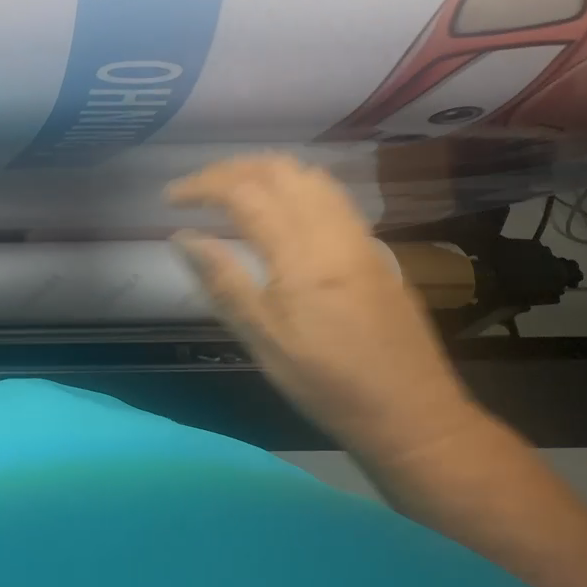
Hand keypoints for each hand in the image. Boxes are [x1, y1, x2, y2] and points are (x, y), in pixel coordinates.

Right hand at [167, 154, 480, 458]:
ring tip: (231, 192)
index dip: (201, 186)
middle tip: (197, 190)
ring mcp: (360, 240)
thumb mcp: (264, 341)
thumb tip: (183, 237)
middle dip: (230, 169)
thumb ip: (223, 282)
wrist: (416, 417)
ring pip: (310, 177)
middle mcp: (334, 234)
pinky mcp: (375, 253)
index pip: (244, 193)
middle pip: (279, 170)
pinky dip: (293, 187)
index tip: (170, 199)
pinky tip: (277, 214)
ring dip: (264, 172)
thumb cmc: (330, 385)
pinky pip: (330, 197)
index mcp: (302, 256)